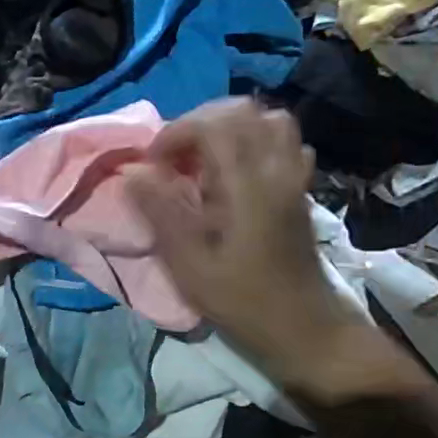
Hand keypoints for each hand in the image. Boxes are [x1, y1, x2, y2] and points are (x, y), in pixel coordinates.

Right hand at [124, 99, 429, 401]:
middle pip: (240, 110)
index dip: (175, 133)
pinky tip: (240, 172)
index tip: (154, 166)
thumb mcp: (190, 266)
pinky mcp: (301, 188)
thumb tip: (133, 173)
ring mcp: (294, 176)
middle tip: (176, 160)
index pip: (211, 123)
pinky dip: (257, 142)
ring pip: (268, 119)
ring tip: (205, 161)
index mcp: (248, 185)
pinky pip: (285, 142)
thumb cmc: (242, 301)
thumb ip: (161, 213)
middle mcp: (276, 168)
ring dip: (230, 129)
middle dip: (198, 124)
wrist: (304, 327)